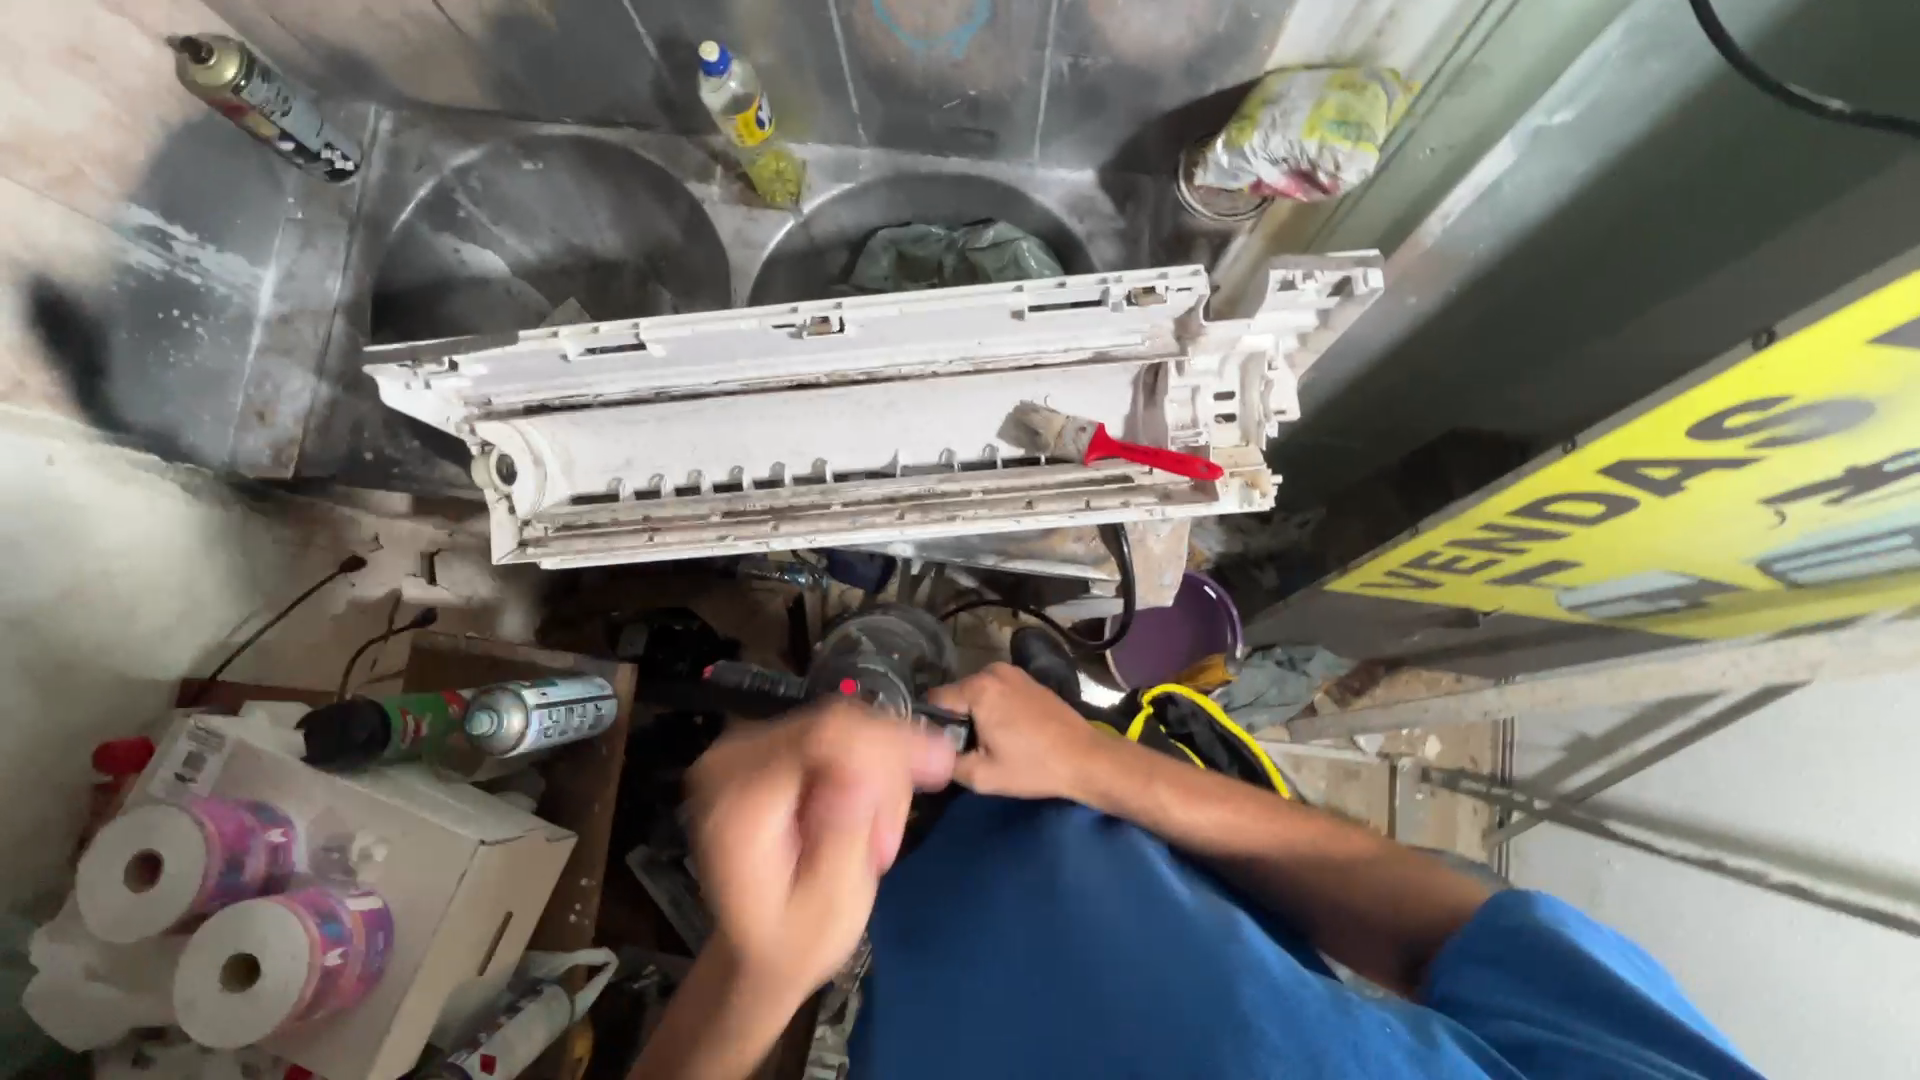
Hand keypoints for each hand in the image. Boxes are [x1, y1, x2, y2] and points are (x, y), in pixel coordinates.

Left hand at [683, 701, 955, 1002]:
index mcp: (738, 802)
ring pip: (844, 723)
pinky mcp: (770, 744)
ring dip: (881, 771)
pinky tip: (874, 805)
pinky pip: (837, 730)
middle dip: (887, 767)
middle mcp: (734, 759)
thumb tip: (864, 773)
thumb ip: (844, 836)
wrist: (758, 942)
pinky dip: (869, 762)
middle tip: (894, 832)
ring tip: (878, 835)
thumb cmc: (793, 942)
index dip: (886, 743)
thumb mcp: (829, 910)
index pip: (821, 737)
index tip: (939, 766)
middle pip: (836, 723)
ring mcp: (749, 747)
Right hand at [929, 663, 1109, 801]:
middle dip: (958, 720)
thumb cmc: (1034, 767)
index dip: (933, 725)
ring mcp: (1014, 672)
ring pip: (976, 694)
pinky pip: (997, 692)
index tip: (944, 747)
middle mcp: (993, 670)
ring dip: (977, 715)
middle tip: (971, 749)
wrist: (1086, 759)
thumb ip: (946, 762)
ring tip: (992, 743)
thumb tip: (930, 753)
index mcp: (979, 688)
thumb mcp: (982, 776)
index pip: (934, 700)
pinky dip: (995, 709)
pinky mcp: (1029, 679)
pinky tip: (1009, 733)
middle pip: (956, 695)